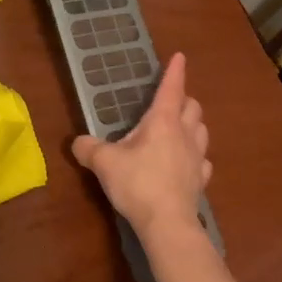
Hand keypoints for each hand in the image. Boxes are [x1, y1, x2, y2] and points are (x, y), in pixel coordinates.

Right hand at [70, 52, 210, 238]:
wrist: (168, 225)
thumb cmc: (137, 183)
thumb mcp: (103, 162)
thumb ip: (88, 148)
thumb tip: (78, 143)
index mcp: (162, 121)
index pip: (172, 88)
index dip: (175, 71)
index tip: (179, 56)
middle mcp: (183, 134)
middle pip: (193, 107)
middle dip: (184, 99)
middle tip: (171, 99)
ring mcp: (196, 159)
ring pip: (202, 131)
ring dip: (193, 124)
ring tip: (180, 127)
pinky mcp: (200, 182)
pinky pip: (203, 161)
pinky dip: (196, 155)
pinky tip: (186, 162)